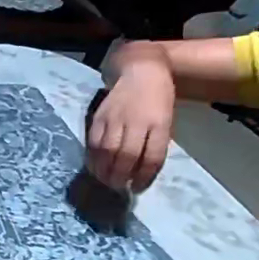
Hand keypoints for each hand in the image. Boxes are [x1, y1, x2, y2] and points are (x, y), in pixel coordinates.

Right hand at [88, 44, 176, 191]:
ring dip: (104, 170)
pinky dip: (93, 157)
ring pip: (107, 151)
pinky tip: (94, 166)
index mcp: (158, 124)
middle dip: (121, 176)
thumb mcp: (165, 120)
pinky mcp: (98, 117)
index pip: (151, 156)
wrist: (141, 71)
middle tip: (118, 188)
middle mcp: (135, 122)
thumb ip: (154, 143)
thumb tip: (140, 169)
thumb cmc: (157, 98)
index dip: (144, 176)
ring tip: (104, 181)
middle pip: (126, 156)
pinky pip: (94, 142)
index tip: (138, 188)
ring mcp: (114, 119)